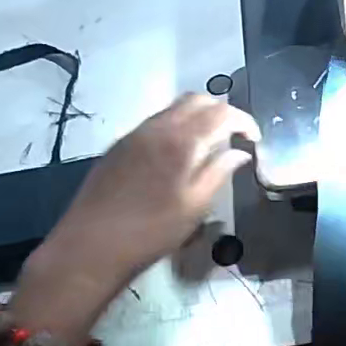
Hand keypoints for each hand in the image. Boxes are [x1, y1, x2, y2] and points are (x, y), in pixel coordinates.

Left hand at [20, 95, 258, 330]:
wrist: (91, 245)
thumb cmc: (150, 232)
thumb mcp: (195, 207)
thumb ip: (219, 172)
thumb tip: (240, 153)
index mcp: (180, 141)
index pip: (221, 113)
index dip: (244, 121)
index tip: (254, 140)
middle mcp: (157, 127)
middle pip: (196, 100)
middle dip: (222, 112)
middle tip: (235, 137)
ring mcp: (135, 134)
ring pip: (174, 108)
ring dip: (198, 117)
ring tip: (210, 145)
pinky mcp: (120, 145)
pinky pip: (156, 122)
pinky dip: (177, 126)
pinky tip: (180, 154)